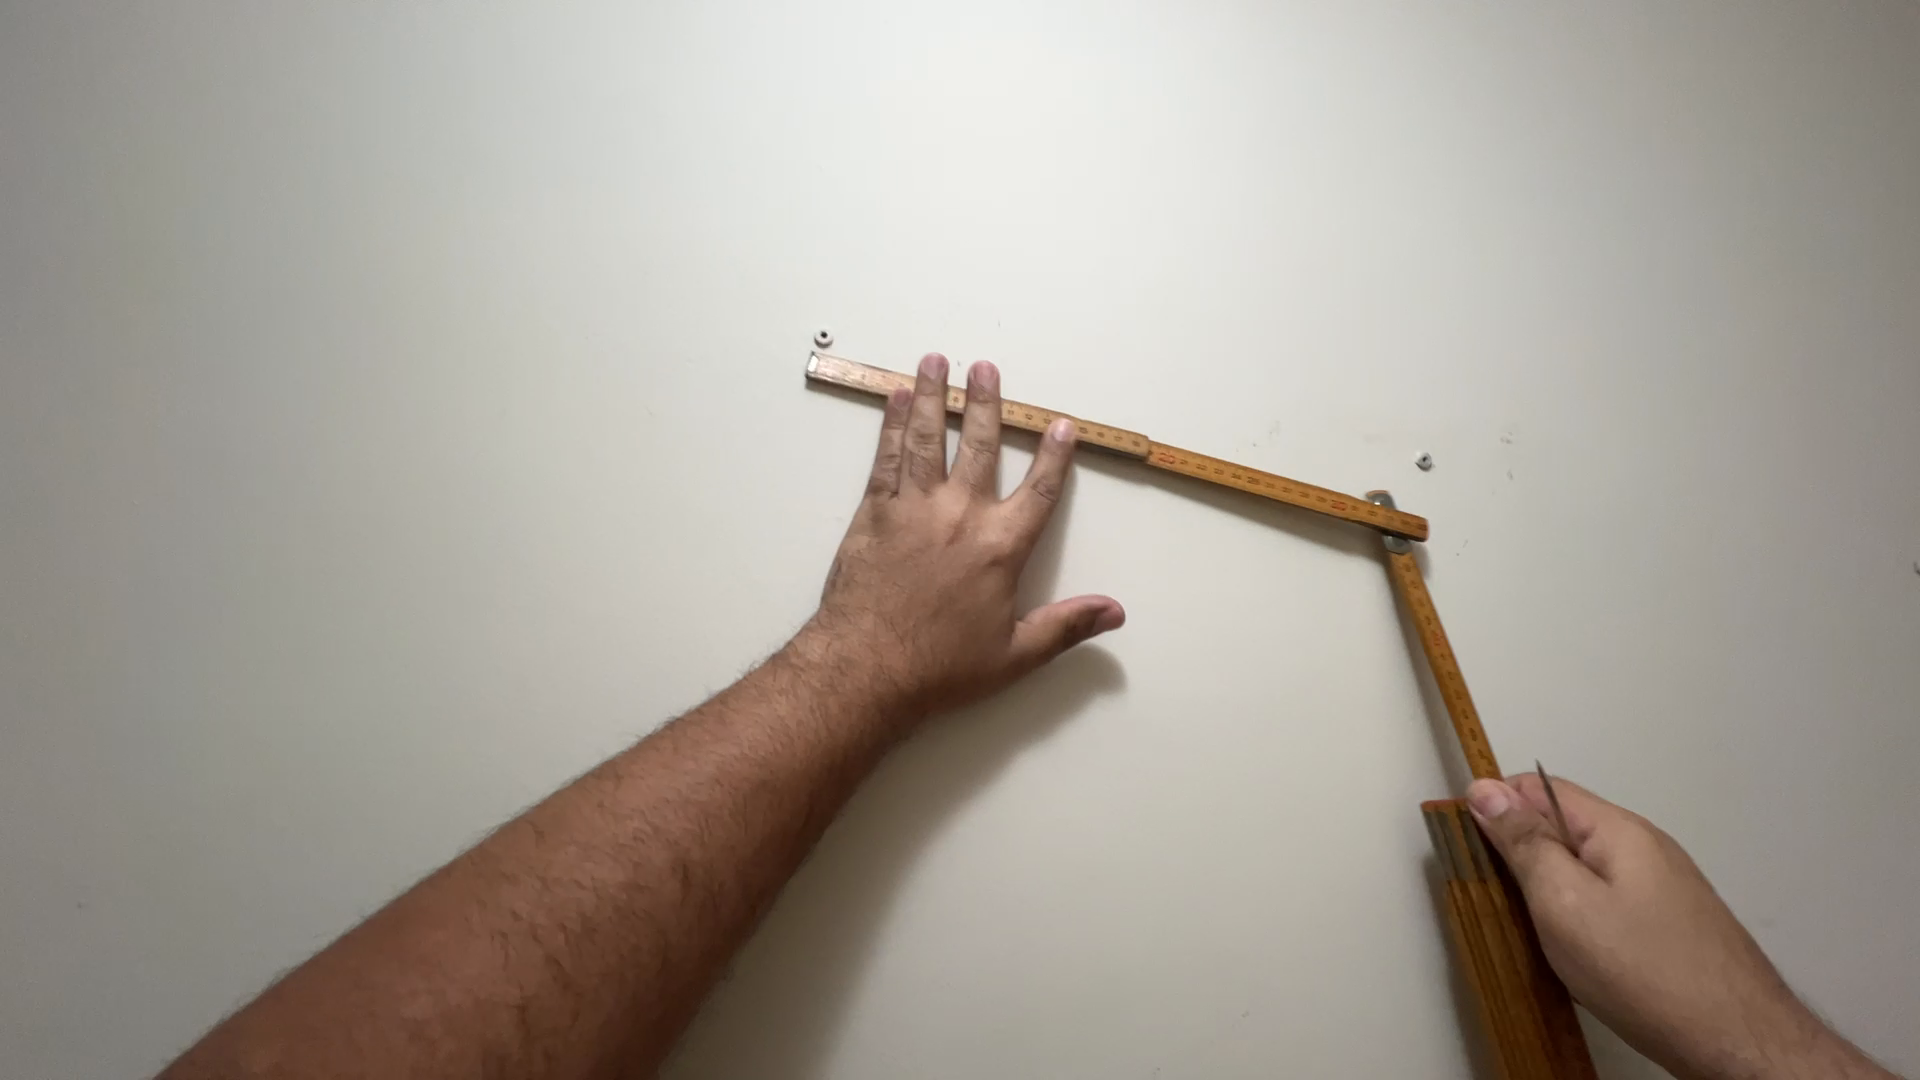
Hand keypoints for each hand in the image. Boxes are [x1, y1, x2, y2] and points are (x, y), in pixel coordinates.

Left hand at [789, 353, 1123, 725]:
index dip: (1054, 457)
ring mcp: (913, 508)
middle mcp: (960, 515)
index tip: (1062, 425)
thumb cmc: (942, 666)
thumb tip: (1117, 611)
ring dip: (934, 396)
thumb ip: (1067, 627)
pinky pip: (886, 459)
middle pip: (978, 447)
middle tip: (986, 368)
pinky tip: (896, 399)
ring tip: (936, 360)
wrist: (866, 668)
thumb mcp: (1015, 656)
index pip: (1039, 492)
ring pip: (926, 439)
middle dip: (985, 404)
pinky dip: (891, 425)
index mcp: (1001, 547)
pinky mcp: (874, 512)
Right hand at [1467, 775, 1893, 1079]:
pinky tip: (1578, 947)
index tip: (1473, 845)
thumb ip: (1521, 840)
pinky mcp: (1672, 923)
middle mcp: (1644, 847)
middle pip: (1558, 824)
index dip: (1495, 806)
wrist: (1749, 1055)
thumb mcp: (1562, 900)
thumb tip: (1484, 788)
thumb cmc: (1644, 971)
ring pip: (1580, 863)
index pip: (1536, 786)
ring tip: (1539, 927)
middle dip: (1521, 850)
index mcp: (1617, 830)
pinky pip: (1604, 893)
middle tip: (1506, 895)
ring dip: (1548, 884)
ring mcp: (1664, 887)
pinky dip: (1577, 909)